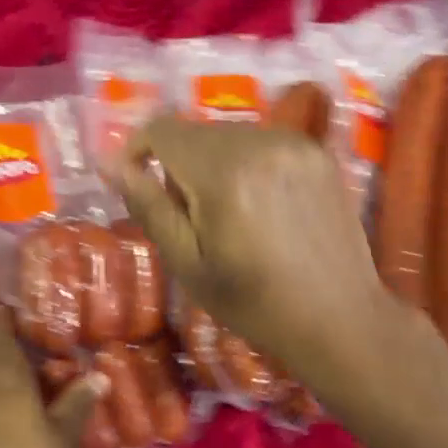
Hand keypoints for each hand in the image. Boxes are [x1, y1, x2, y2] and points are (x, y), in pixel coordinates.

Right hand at [108, 115, 399, 387]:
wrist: (338, 318)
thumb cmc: (253, 303)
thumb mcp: (187, 264)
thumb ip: (148, 205)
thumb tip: (108, 162)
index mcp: (224, 173)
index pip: (161, 130)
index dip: (136, 150)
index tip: (133, 184)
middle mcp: (260, 144)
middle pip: (194, 133)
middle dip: (177, 165)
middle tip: (188, 220)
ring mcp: (294, 144)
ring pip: (227, 136)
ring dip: (211, 164)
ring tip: (227, 217)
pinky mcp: (316, 153)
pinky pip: (261, 143)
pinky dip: (245, 165)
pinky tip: (260, 209)